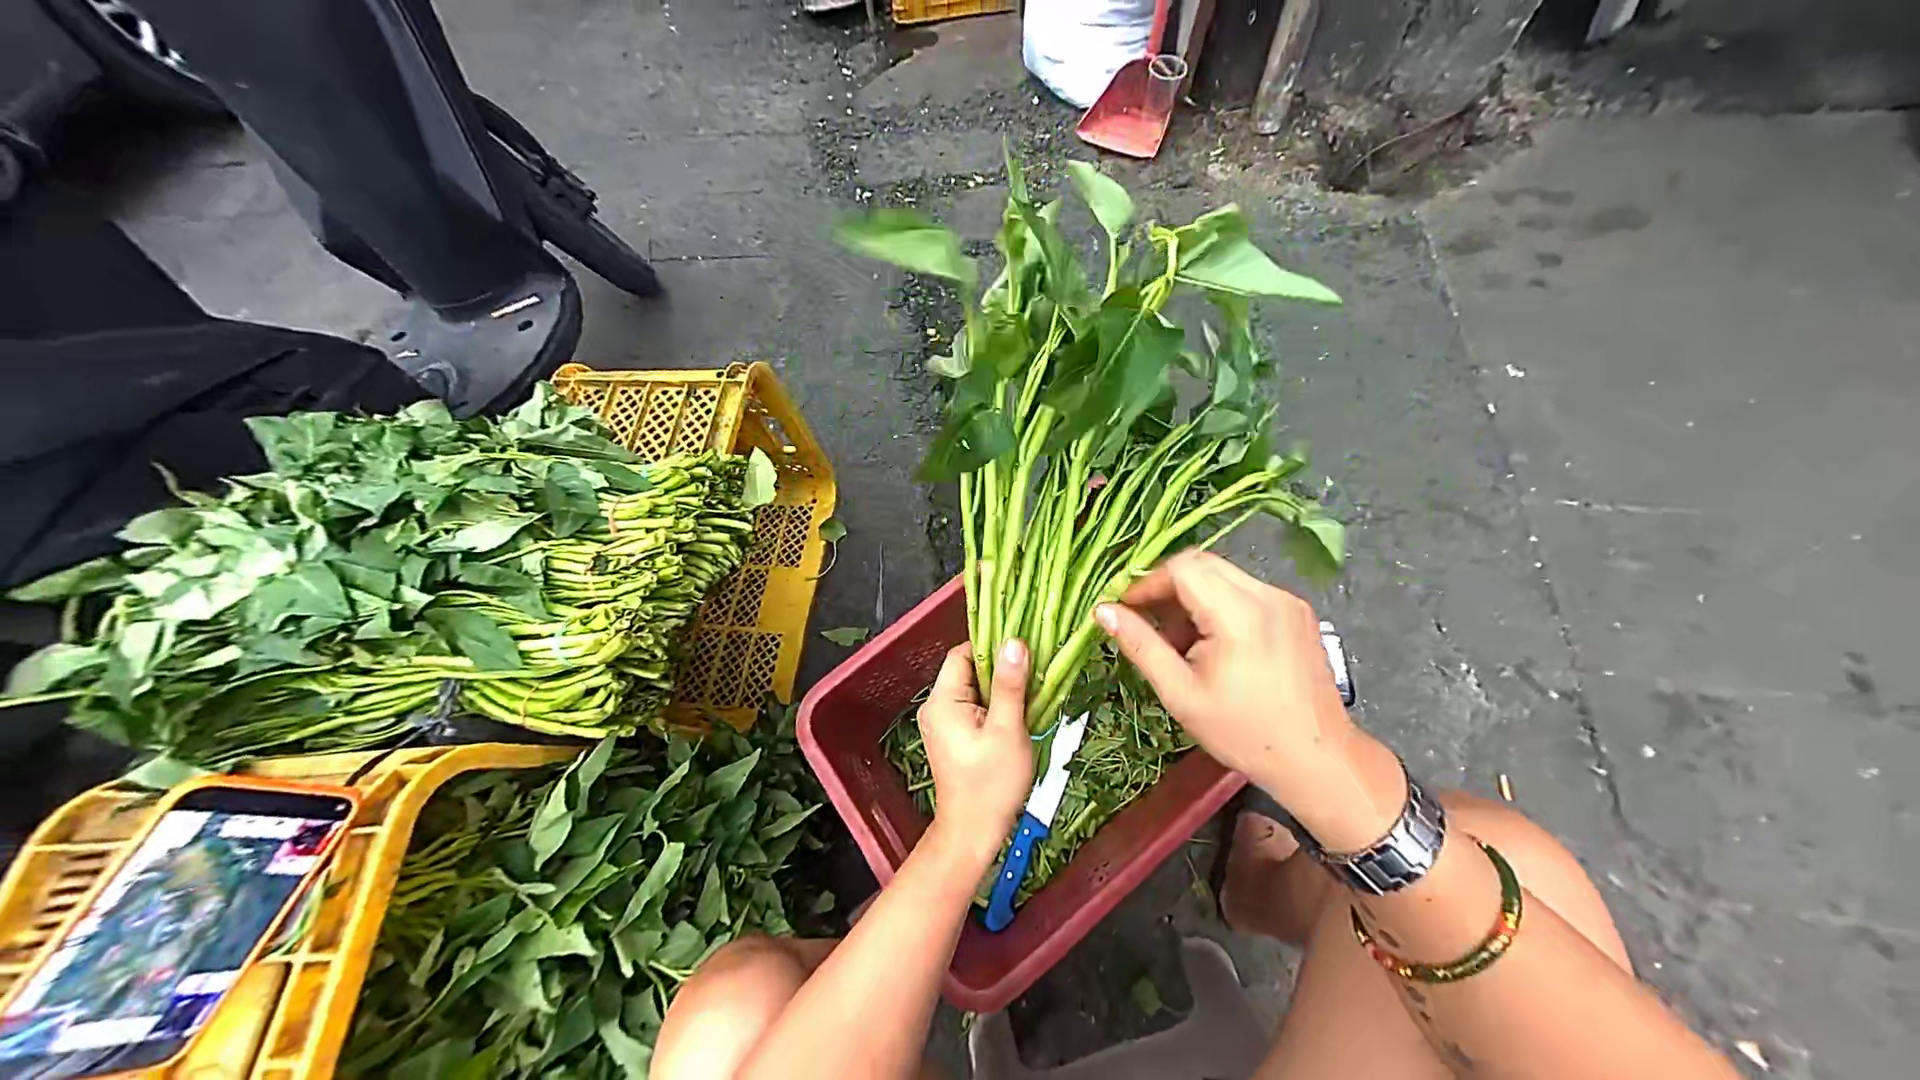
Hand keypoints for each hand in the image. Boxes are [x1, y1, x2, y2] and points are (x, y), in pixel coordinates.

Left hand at [916, 640, 1034, 865]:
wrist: (973, 832)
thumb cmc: (990, 786)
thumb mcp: (1007, 730)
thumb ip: (1010, 685)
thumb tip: (1014, 643)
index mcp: (942, 700)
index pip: (963, 653)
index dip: (993, 648)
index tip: (1023, 651)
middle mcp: (936, 707)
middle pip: (970, 670)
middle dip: (1002, 671)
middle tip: (1033, 676)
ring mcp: (943, 723)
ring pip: (976, 689)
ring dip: (1002, 690)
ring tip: (1030, 698)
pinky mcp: (953, 736)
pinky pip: (975, 708)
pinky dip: (996, 707)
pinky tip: (1018, 716)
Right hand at [1095, 551, 1402, 850]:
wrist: (1317, 757)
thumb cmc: (1244, 732)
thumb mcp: (1181, 693)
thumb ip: (1140, 645)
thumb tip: (1104, 612)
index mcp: (1239, 614)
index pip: (1182, 568)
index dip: (1147, 584)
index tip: (1127, 610)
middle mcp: (1267, 596)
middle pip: (1201, 564)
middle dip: (1167, 587)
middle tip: (1148, 621)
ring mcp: (1286, 601)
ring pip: (1222, 575)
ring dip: (1191, 596)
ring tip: (1179, 640)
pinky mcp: (1295, 611)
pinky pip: (1244, 590)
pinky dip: (1218, 604)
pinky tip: (1209, 643)